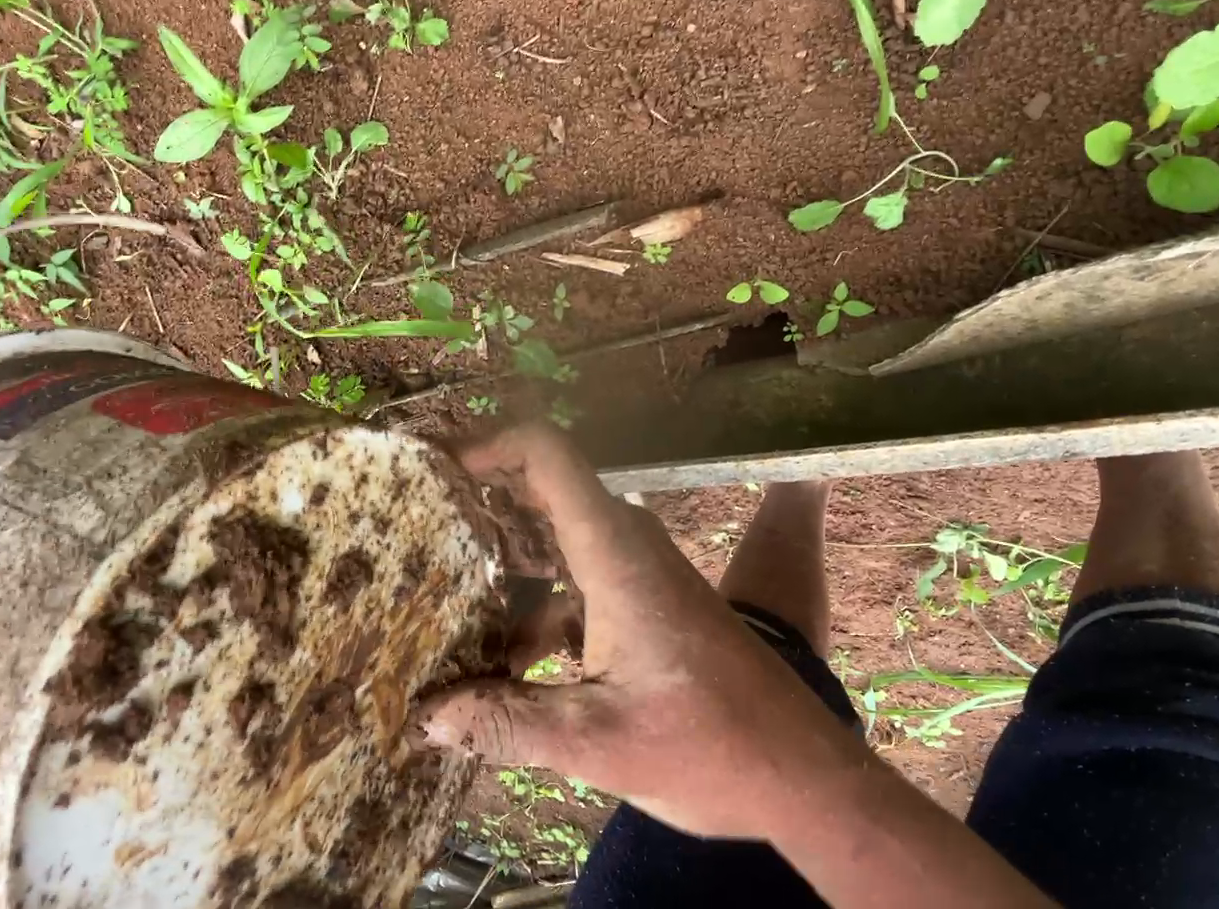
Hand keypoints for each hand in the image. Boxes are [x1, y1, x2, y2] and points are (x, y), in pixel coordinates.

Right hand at [416, 423, 865, 837]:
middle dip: (478, 507)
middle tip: (417, 532)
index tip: (435, 469)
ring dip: (501, 568)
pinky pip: (572, 585)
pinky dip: (532, 610)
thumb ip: (506, 724)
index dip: (488, 444)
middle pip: (540, 493)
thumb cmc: (712, 747)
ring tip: (440, 604)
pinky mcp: (641, 606)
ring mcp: (635, 575)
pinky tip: (499, 667)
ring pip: (552, 545)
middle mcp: (624, 546)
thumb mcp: (597, 742)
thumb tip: (426, 717)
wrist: (802, 774)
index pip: (547, 455)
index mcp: (614, 553)